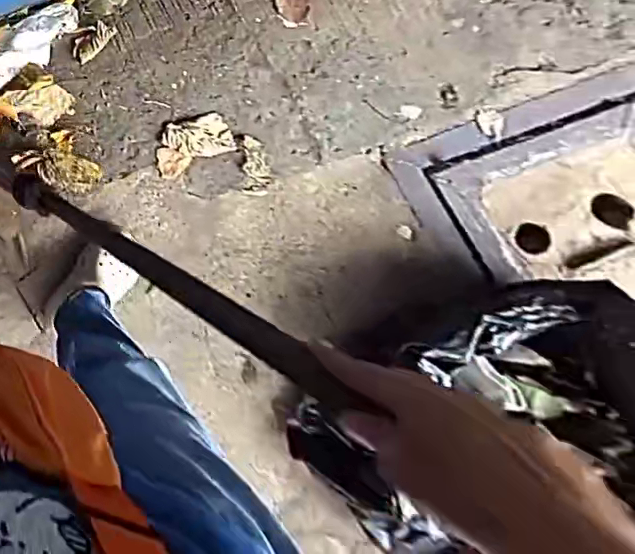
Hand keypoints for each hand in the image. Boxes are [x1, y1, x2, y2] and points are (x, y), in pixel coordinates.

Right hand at [316, 347, 634, 553]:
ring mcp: (504, 419)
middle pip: (410, 386)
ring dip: (435, 418)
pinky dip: (477, 440)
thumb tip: (359, 422)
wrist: (571, 540)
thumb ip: (379, 441)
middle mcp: (456, 398)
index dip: (332, 360)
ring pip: (455, 408)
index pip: (360, 371)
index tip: (312, 349)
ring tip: (425, 443)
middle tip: (368, 406)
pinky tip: (479, 466)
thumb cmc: (471, 502)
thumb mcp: (405, 473)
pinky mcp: (545, 446)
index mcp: (414, 398)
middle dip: (388, 392)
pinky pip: (495, 432)